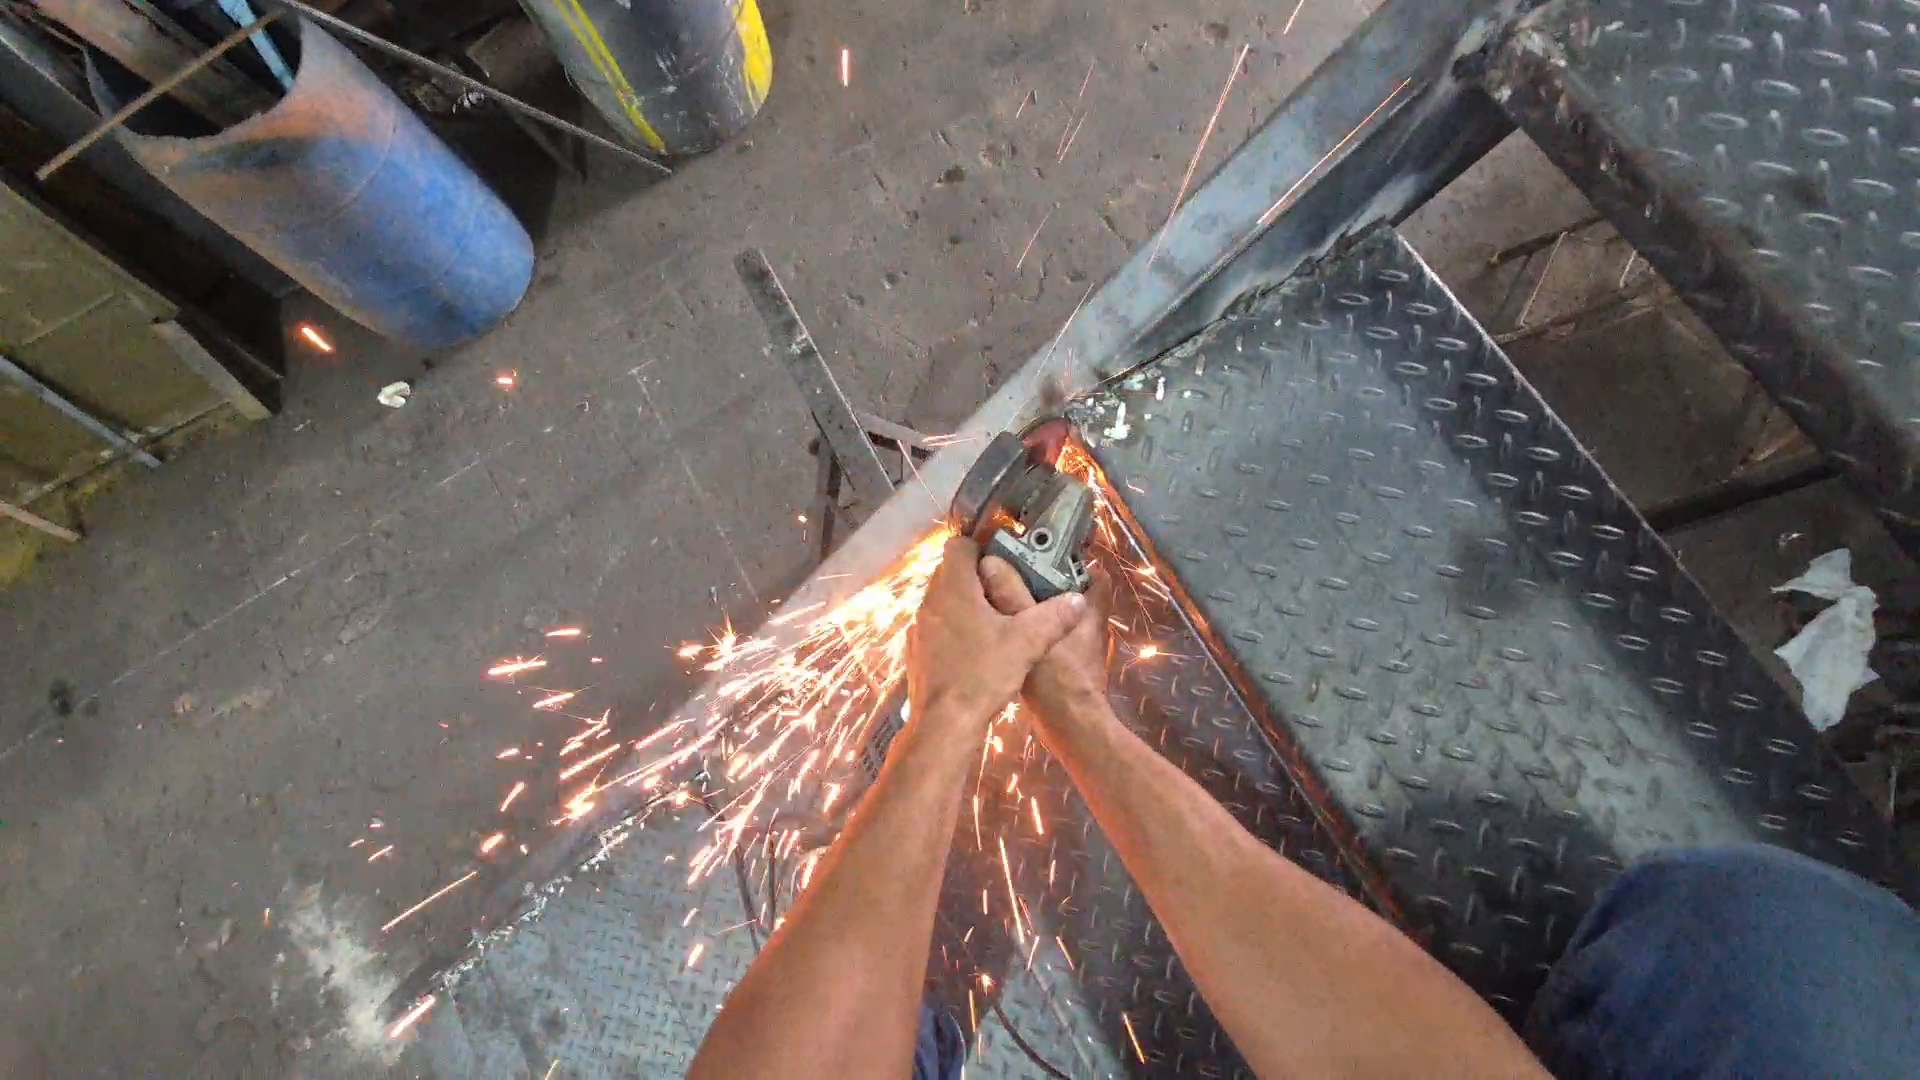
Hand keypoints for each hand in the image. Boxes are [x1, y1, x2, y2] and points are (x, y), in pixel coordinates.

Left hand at [906, 537, 1087, 746]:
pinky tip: (973, 648)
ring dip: (963, 603)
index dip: (981, 547)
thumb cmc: (983, 674)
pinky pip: (935, 626)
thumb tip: (1078, 600)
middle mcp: (930, 601)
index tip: (1004, 561)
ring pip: (942, 600)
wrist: (945, 722)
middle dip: (976, 576)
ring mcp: (919, 627)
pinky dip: (952, 628)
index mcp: (954, 588)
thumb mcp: (1027, 643)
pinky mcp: (915, 650)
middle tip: (1006, 590)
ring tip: (994, 620)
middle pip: (950, 572)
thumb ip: (1054, 617)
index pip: (958, 545)